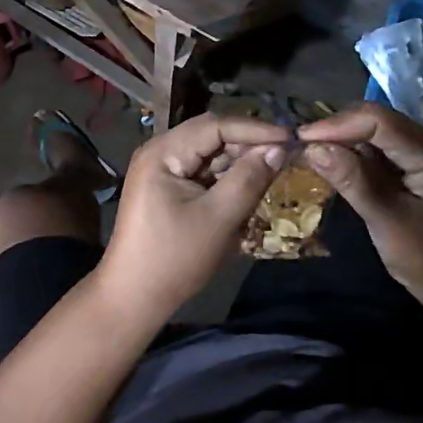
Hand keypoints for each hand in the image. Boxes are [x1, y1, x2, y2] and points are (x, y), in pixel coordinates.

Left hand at [94, 114, 290, 322]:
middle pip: (211, 135)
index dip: (254, 129)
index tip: (289, 136)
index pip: (215, 126)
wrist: (133, 296)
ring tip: (274, 167)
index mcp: (163, 152)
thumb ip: (248, 180)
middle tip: (284, 152)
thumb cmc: (174, 258)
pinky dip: (226, 175)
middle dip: (248, 143)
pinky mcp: (167, 186)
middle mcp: (159, 151)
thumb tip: (278, 149)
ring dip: (239, 160)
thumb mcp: (218, 218)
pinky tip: (250, 184)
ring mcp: (161, 168)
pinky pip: (202, 170)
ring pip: (209, 153)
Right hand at [297, 103, 422, 306]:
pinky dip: (349, 155)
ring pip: (370, 133)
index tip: (300, 140)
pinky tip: (328, 165)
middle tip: (298, 145)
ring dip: (339, 140)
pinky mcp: (407, 171)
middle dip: (335, 128)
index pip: (376, 119)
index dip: (336, 124)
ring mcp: (416, 157)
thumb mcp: (389, 223)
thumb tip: (312, 148)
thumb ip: (353, 181)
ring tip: (305, 152)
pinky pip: (373, 151)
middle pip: (372, 119)